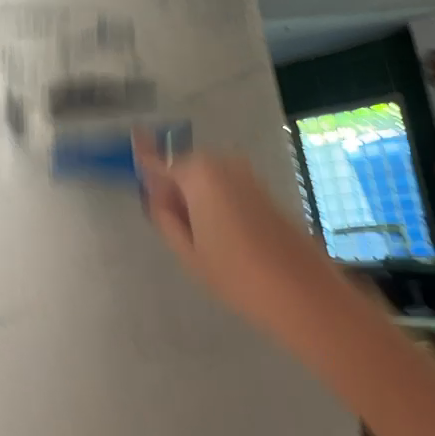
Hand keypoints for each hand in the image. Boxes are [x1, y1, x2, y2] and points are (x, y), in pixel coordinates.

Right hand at [133, 133, 342, 330]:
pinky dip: (215, 203)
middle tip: (170, 225)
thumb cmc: (235, 274)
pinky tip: (221, 237)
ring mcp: (248, 177)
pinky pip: (226, 189)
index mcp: (199, 175)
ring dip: (195, 198)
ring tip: (198, 238)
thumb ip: (165, 217)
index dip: (144, 157)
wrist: (301, 291)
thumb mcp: (188, 251)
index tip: (133, 144)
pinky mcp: (264, 192)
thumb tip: (157, 196)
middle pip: (185, 168)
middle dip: (174, 188)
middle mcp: (224, 165)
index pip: (160, 161)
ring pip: (207, 180)